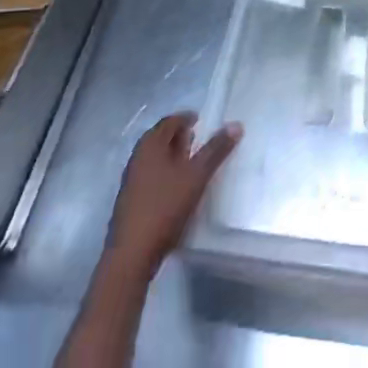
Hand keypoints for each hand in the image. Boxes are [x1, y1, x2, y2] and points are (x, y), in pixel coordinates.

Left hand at [104, 112, 240, 278]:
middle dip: (179, 136)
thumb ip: (215, 151)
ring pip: (155, 157)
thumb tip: (235, 124)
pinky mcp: (133, 197)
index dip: (185, 118)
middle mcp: (138, 155)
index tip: (200, 120)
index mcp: (150, 144)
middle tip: (199, 138)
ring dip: (173, 155)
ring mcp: (133, 177)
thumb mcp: (195, 177)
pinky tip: (177, 186)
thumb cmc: (165, 206)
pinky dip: (166, 172)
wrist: (133, 250)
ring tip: (192, 161)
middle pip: (160, 138)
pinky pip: (152, 174)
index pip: (169, 121)